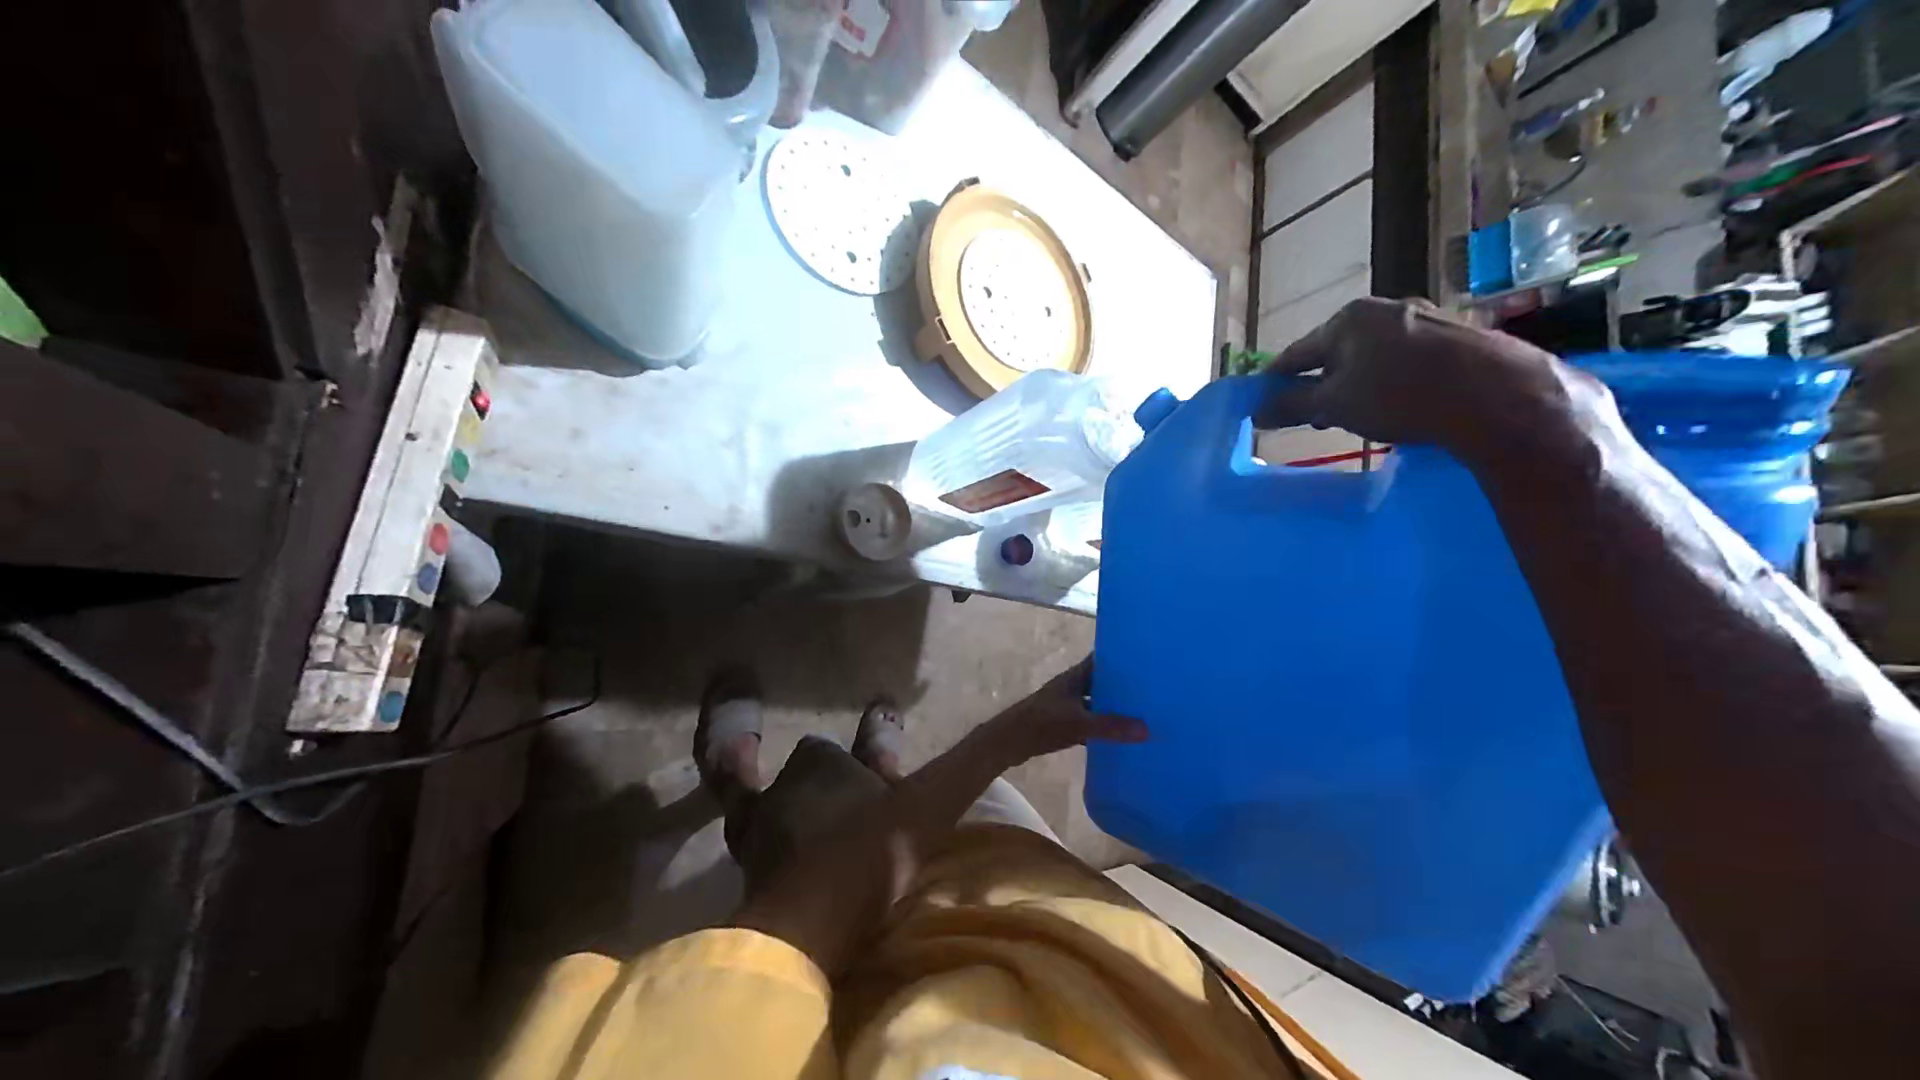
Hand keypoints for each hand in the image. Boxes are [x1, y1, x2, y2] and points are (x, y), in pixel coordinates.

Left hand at [980, 658, 1147, 765]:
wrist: (1008, 742)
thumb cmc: (1041, 724)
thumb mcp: (1079, 724)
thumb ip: (1110, 726)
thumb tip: (1147, 729)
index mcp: (1075, 677)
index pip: (1102, 659)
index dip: (1122, 657)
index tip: (1147, 659)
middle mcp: (1072, 686)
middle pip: (1102, 681)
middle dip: (1124, 686)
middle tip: (1153, 691)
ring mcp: (1067, 704)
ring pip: (1097, 702)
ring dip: (1115, 708)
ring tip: (1144, 714)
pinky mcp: (1064, 722)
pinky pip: (1090, 720)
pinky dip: (1103, 726)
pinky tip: (1121, 737)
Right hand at [1256, 298, 1602, 465]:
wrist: (1496, 394)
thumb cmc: (1399, 394)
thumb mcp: (1335, 404)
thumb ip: (1293, 405)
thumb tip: (1258, 411)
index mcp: (1347, 319)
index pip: (1296, 353)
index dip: (1275, 380)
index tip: (1262, 402)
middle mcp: (1384, 310)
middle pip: (1335, 352)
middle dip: (1319, 383)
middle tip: (1310, 416)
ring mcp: (1424, 320)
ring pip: (1371, 357)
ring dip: (1354, 385)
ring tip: (1353, 416)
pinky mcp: (1455, 338)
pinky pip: (1404, 361)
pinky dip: (1388, 383)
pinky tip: (1395, 407)